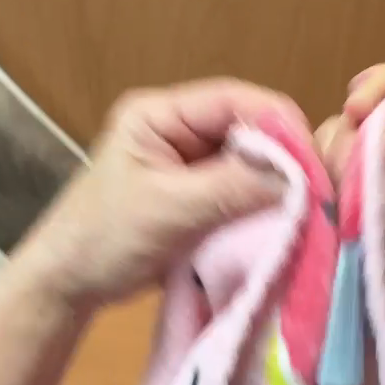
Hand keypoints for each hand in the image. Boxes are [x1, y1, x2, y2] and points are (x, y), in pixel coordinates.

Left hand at [14, 79, 301, 315]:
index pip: (234, 100)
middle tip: (317, 193)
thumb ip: (232, 188)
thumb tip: (298, 180)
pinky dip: (260, 205)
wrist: (66, 284)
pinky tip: (281, 222)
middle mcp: (176, 128)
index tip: (314, 164)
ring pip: (247, 161)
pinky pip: (239, 189)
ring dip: (274, 185)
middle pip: (246, 128)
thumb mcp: (168, 209)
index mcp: (159, 113)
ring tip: (306, 210)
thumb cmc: (104, 238)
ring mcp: (186, 161)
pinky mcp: (194, 193)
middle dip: (281, 158)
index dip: (279, 126)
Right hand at [316, 60, 384, 343]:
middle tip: (348, 173)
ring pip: (339, 146)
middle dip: (349, 135)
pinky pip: (332, 184)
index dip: (377, 87)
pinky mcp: (365, 204)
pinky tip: (332, 211)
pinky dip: (326, 193)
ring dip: (333, 166)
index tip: (355, 113)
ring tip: (344, 200)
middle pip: (364, 111)